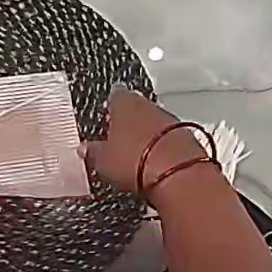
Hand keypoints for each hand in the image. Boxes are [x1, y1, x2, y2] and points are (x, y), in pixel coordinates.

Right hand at [85, 85, 209, 192]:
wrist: (177, 176)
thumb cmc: (135, 161)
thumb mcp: (103, 161)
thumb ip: (93, 152)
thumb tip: (84, 149)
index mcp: (125, 104)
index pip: (115, 95)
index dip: (110, 105)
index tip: (106, 112)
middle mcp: (149, 106)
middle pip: (137, 107)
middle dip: (130, 120)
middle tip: (119, 136)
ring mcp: (171, 121)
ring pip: (155, 122)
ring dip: (148, 134)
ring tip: (137, 153)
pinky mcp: (188, 139)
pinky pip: (170, 139)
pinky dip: (163, 147)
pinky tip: (156, 162)